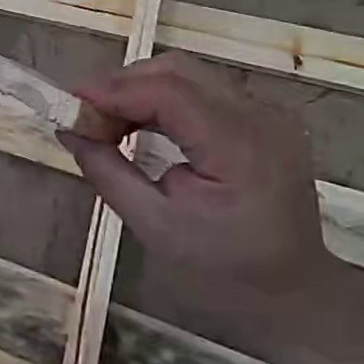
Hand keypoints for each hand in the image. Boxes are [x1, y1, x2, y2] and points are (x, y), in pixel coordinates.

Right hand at [57, 53, 341, 318]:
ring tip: (109, 121)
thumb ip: (109, 173)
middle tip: (87, 115)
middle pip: (177, 70)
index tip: (71, 102)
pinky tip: (142, 122)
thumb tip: (69, 131)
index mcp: (241, 148)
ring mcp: (268, 112)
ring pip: (188, 73)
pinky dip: (163, 97)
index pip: (168, 93)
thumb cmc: (225, 271)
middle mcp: (261, 116)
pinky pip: (202, 88)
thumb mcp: (156, 228)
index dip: (114, 89)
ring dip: (140, 88)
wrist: (294, 293)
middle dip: (122, 84)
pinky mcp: (264, 115)